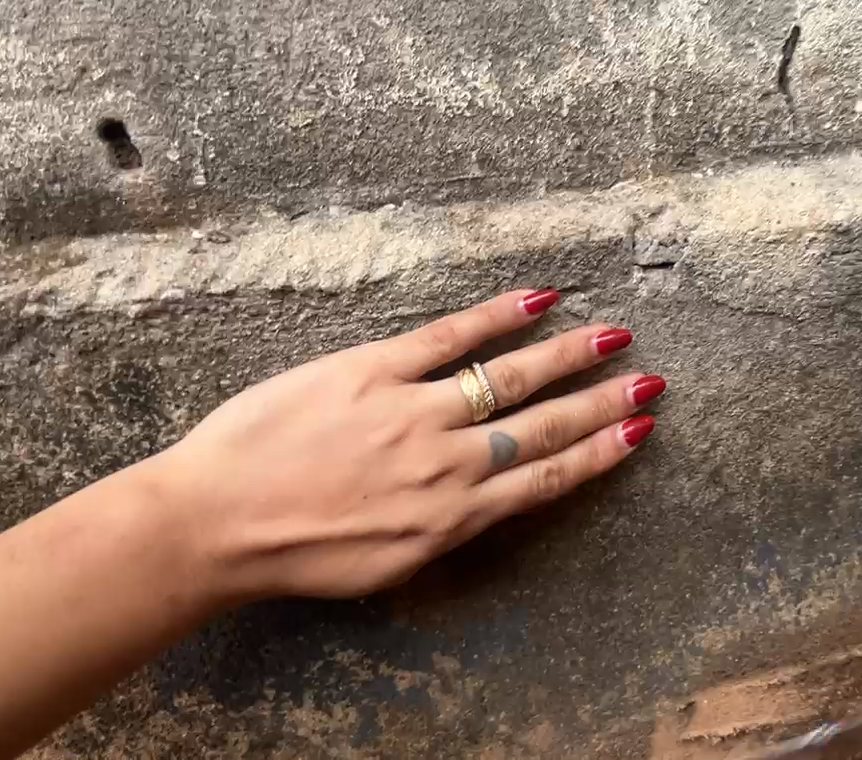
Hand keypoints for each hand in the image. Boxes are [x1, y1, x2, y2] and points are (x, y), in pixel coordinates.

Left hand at [146, 289, 660, 601]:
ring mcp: (414, 413)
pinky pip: (448, 337)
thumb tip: (484, 494)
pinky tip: (536, 298)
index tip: (638, 432)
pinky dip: (497, 316)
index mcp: (450, 518)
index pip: (545, 478)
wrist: (212, 525)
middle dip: (603, 403)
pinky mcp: (375, 371)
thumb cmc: (294, 553)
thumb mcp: (386, 564)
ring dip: (568, 357)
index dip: (598, 454)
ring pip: (509, 378)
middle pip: (542, 425)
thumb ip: (443, 525)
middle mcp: (446, 465)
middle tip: (649, 381)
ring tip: (613, 338)